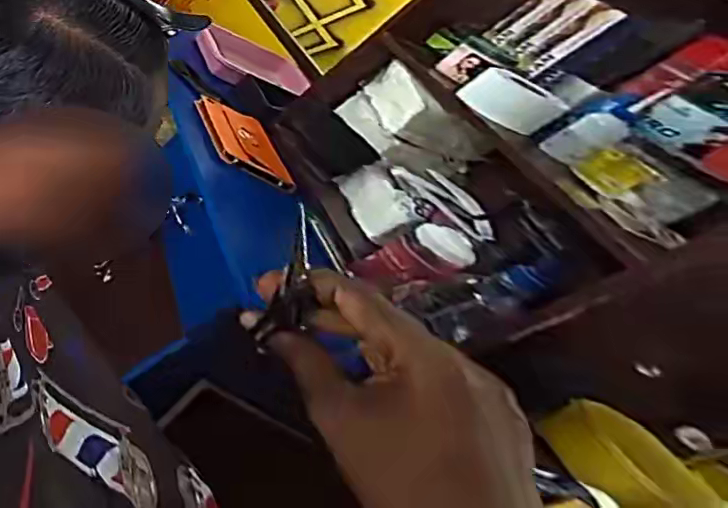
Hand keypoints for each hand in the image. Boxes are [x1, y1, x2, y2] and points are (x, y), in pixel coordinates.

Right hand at [247, 270, 540, 507]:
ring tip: (319, 347)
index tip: (265, 288)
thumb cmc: (399, 480)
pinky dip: (394, 366)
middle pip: (384, 318)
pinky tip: (368, 381)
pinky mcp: (498, 418)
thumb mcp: (336, 414)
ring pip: (409, 345)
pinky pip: (434, 372)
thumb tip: (268, 327)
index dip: (304, 284)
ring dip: (360, 340)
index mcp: (427, 357)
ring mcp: (488, 392)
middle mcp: (465, 364)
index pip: (356, 295)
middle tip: (284, 319)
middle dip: (329, 314)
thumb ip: (302, 358)